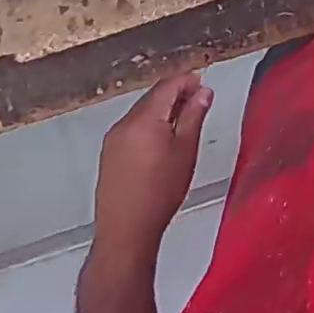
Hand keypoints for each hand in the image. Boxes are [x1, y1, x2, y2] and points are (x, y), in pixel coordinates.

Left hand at [91, 72, 212, 262]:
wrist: (126, 232)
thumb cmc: (160, 190)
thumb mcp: (186, 148)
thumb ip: (195, 114)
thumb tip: (203, 92)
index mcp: (143, 120)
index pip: (167, 86)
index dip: (188, 81)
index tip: (204, 85)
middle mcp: (123, 125)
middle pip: (153, 96)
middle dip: (176, 94)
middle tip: (199, 101)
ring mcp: (112, 141)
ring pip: (142, 112)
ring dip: (163, 109)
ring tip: (185, 120)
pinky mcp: (109, 155)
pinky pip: (132, 127)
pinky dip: (150, 124)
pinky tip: (163, 138)